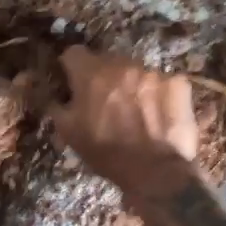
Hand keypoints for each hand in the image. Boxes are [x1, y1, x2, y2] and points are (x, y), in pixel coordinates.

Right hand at [47, 46, 200, 207]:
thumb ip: (55, 104)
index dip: (72, 68)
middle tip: (107, 103)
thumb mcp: (68, 132)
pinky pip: (162, 82)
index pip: (74, 53)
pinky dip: (158, 95)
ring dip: (131, 86)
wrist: (157, 172)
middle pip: (107, 61)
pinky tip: (159, 116)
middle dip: (104, 77)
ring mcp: (152, 71)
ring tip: (136, 113)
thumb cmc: (106, 153)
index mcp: (91, 73)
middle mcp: (122, 64)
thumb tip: (47, 90)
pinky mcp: (177, 82)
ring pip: (135, 71)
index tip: (75, 84)